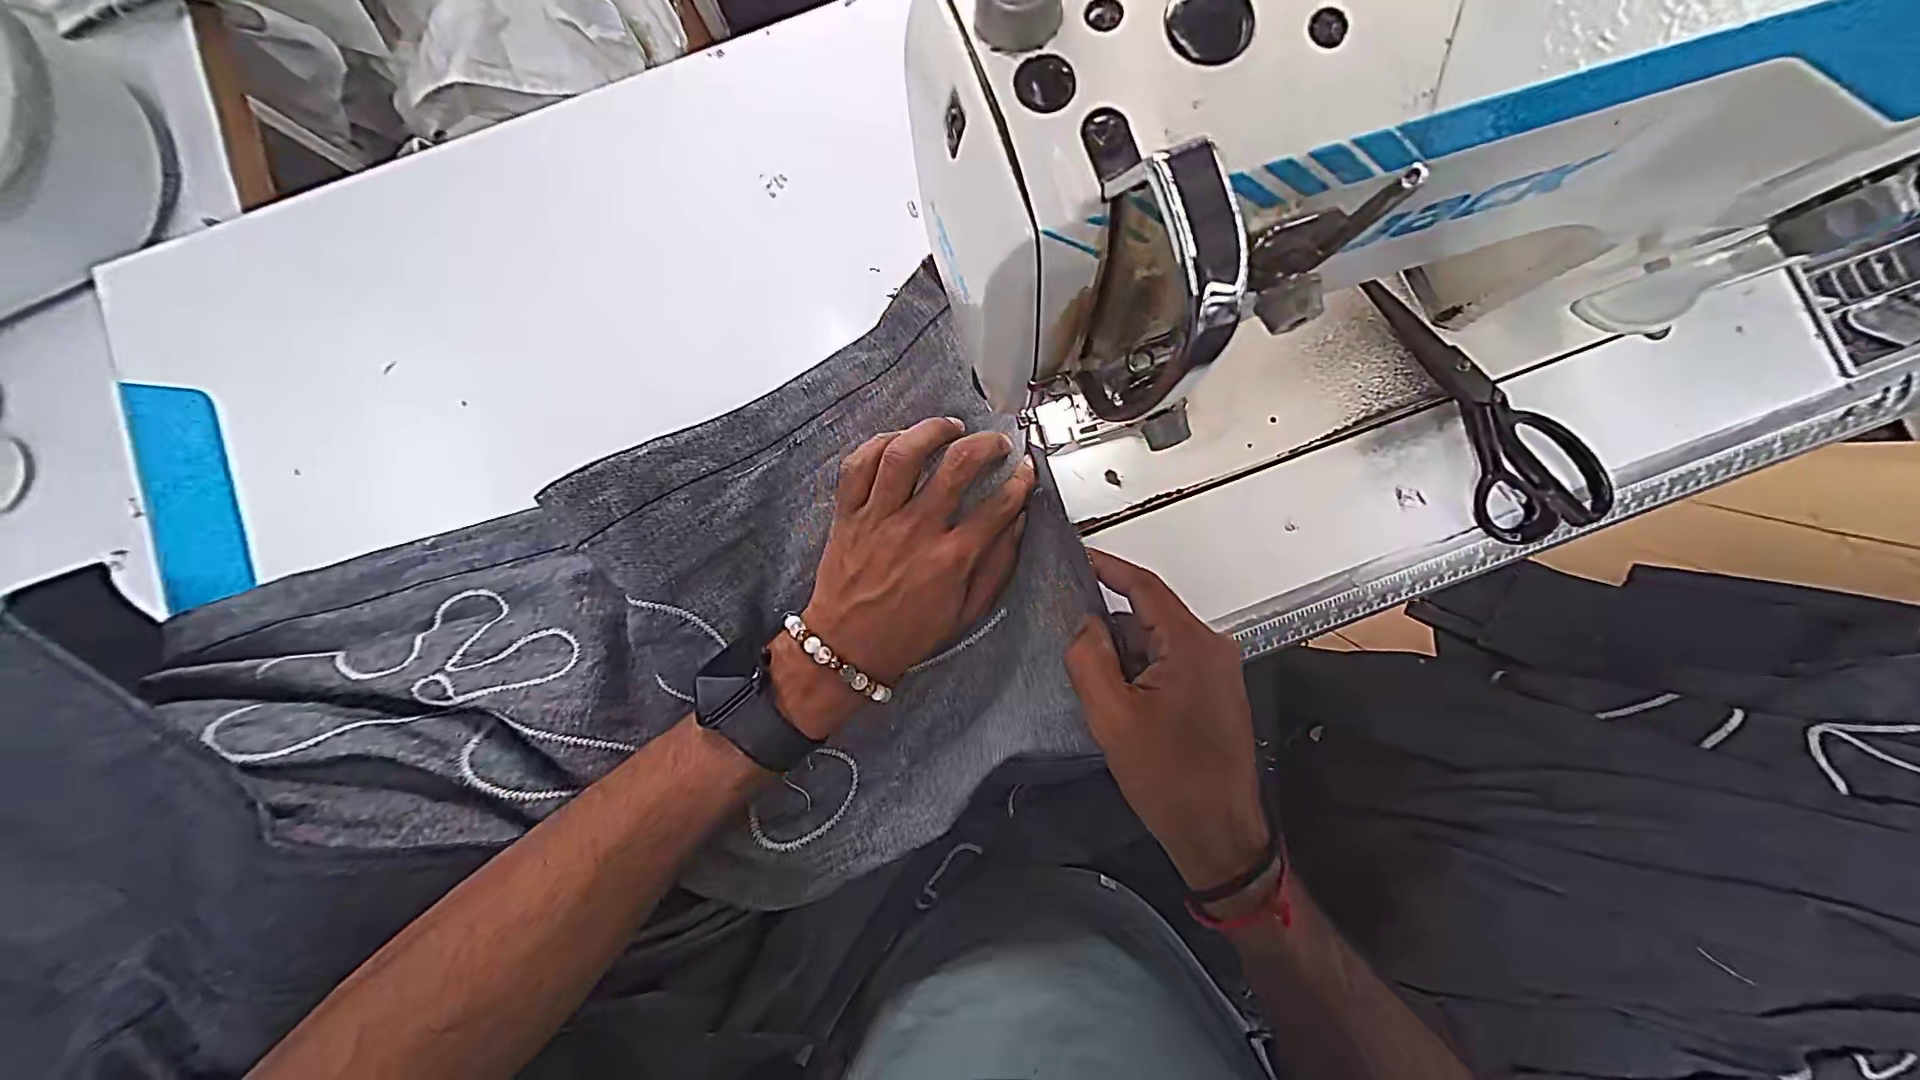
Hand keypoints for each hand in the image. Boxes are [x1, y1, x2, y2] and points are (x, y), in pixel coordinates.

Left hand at [768, 416, 1034, 739]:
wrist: (848, 649)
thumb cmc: (905, 634)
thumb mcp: (966, 611)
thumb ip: (997, 566)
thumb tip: (1017, 526)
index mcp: (950, 559)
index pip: (998, 505)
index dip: (1020, 482)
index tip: (1025, 472)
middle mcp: (915, 532)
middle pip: (957, 465)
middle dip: (987, 445)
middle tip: (995, 444)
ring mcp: (879, 519)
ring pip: (905, 454)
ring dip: (933, 431)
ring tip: (950, 428)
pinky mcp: (849, 516)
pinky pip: (858, 466)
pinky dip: (879, 444)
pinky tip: (898, 441)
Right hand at [1064, 550, 1268, 890]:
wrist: (1218, 833)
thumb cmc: (1175, 782)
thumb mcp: (1112, 717)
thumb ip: (1089, 659)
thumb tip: (1084, 625)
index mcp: (1191, 645)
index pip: (1143, 585)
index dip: (1107, 566)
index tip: (1081, 555)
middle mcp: (1211, 649)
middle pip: (1147, 614)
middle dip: (1108, 628)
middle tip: (1074, 644)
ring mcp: (1215, 670)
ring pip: (1155, 640)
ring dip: (1123, 656)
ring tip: (1103, 693)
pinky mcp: (1212, 690)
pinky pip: (1166, 661)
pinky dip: (1139, 671)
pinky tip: (1123, 703)